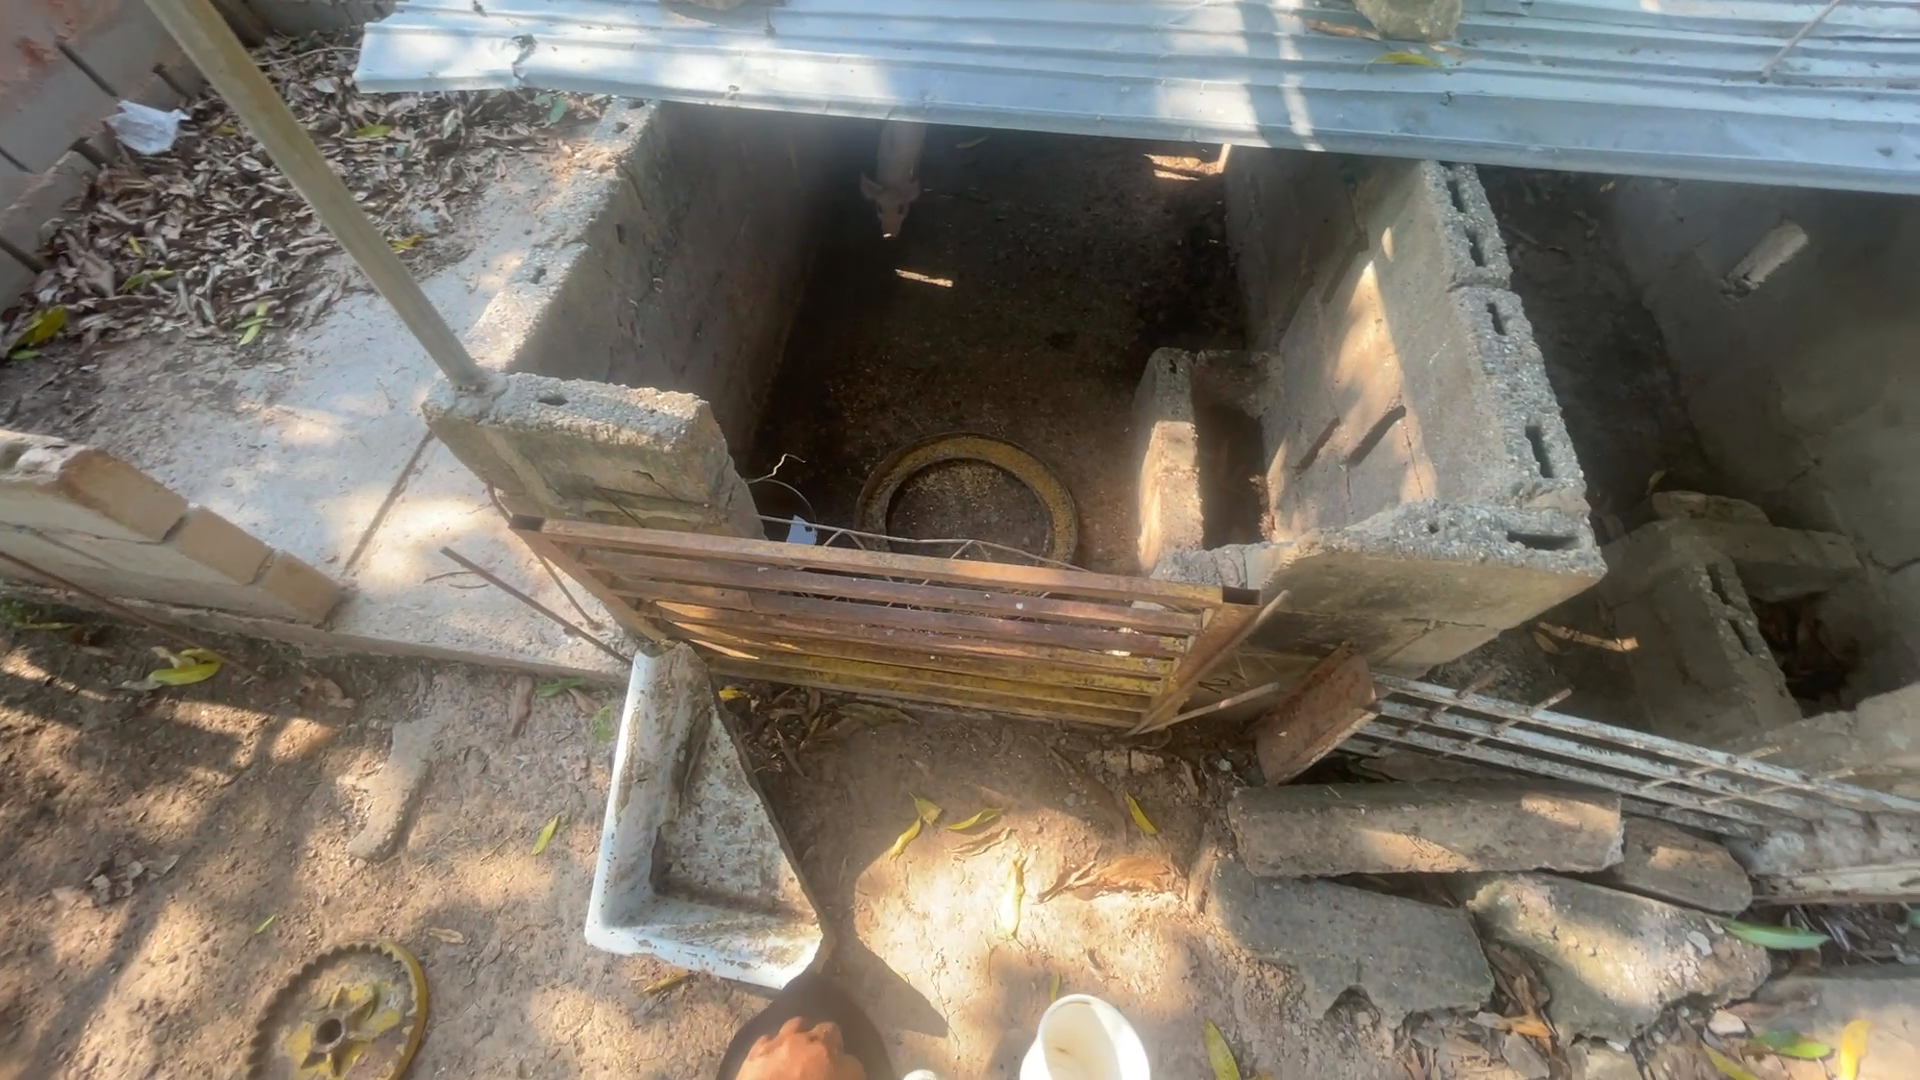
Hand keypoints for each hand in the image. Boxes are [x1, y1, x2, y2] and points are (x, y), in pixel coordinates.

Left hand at [734, 1016, 866, 1079]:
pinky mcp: (756, 1051)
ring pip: (798, 1025)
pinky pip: (769, 1039)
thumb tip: (838, 1071)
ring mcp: (783, 1044)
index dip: (850, 1073)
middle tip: (827, 1064)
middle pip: (831, 1032)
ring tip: (801, 1051)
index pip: (854, 1065)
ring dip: (802, 1037)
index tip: (846, 1077)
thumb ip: (841, 1074)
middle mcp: (813, 1044)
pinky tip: (774, 1057)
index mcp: (832, 1062)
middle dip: (831, 1044)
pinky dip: (774, 1047)